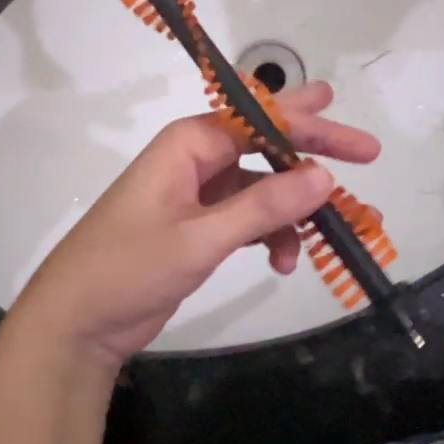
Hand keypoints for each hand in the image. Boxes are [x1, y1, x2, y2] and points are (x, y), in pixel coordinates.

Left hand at [9, 81, 379, 364]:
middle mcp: (198, 157)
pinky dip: (272, 233)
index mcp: (191, 142)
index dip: (313, 125)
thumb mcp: (200, 238)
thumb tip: (325, 176)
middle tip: (368, 153)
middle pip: (269, 144)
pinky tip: (285, 262)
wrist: (75, 323)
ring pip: (265, 185)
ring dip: (295, 209)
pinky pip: (251, 216)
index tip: (358, 141)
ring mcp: (200, 191)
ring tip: (333, 235)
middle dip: (315, 153)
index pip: (263, 120)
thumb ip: (264, 206)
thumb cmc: (128, 267)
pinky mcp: (201, 225)